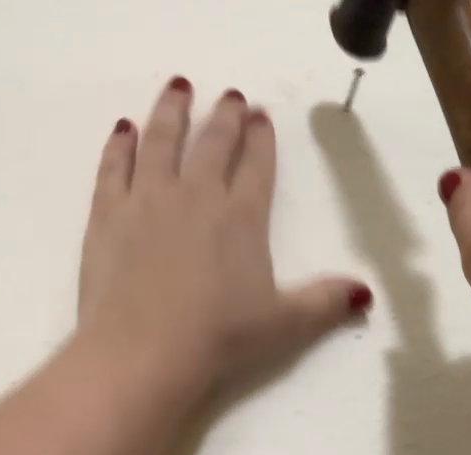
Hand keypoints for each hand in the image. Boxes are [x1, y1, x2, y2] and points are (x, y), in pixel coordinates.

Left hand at [77, 78, 372, 395]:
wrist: (145, 350)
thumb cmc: (220, 339)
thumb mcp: (283, 325)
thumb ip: (323, 303)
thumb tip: (364, 292)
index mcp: (242, 218)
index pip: (256, 166)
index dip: (261, 140)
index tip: (261, 117)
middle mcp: (196, 195)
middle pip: (212, 144)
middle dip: (225, 117)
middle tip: (231, 97)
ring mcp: (147, 200)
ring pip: (162, 141)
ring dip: (172, 112)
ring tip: (179, 89)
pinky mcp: (107, 215)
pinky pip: (114, 168)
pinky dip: (120, 146)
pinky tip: (124, 131)